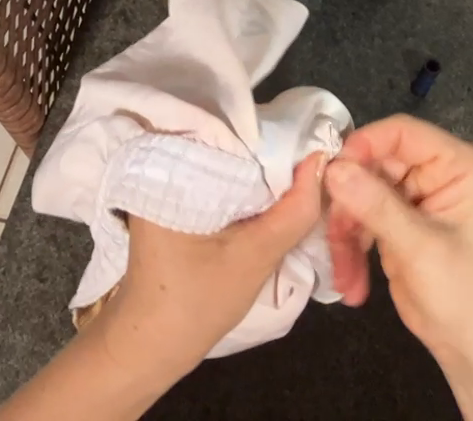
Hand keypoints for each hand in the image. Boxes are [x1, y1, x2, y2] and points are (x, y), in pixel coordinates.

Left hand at [92, 151, 328, 383]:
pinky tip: (270, 193)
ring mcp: (167, 180)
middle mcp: (163, 162)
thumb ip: (294, 210)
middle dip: (269, 148)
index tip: (310, 136)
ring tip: (297, 170)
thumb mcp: (255, 256)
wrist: (148, 347)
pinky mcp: (175, 199)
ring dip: (258, 168)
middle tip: (310, 156)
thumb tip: (323, 160)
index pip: (231, 126)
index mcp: (170, 164)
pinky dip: (244, 185)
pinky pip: (218, 178)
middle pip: (230, 141)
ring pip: (227, 160)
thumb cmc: (194, 302)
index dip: (274, 130)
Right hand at [327, 116, 472, 419]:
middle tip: (330, 231)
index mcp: (458, 164)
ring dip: (346, 229)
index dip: (364, 146)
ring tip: (344, 271)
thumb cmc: (465, 295)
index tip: (331, 173)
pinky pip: (360, 216)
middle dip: (349, 199)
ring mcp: (414, 196)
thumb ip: (377, 206)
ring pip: (360, 190)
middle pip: (374, 161)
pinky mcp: (396, 220)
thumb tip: (333, 168)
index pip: (401, 132)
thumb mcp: (421, 249)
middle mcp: (435, 171)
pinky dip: (350, 245)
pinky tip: (352, 282)